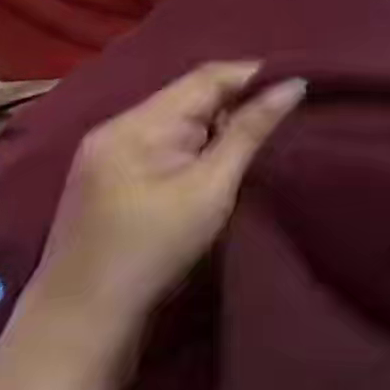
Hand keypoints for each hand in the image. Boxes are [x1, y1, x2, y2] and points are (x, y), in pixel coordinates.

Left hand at [32, 62, 304, 325]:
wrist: (83, 316)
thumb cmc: (153, 245)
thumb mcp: (213, 184)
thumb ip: (252, 128)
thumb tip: (296, 83)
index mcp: (137, 126)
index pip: (208, 76)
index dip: (259, 74)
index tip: (306, 84)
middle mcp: (121, 128)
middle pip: (197, 92)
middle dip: (248, 95)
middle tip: (297, 106)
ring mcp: (116, 150)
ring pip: (190, 113)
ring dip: (232, 117)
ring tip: (275, 126)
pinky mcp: (121, 171)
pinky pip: (177, 134)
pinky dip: (212, 135)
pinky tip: (236, 148)